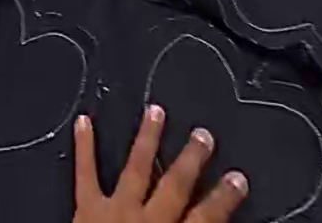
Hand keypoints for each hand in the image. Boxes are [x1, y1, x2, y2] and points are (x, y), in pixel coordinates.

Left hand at [73, 106, 247, 222]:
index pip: (204, 219)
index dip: (223, 198)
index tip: (238, 177)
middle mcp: (147, 222)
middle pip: (174, 185)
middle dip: (190, 159)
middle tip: (203, 134)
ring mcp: (116, 213)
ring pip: (136, 168)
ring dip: (147, 138)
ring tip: (155, 110)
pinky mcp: (87, 211)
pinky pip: (85, 176)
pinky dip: (84, 147)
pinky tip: (83, 121)